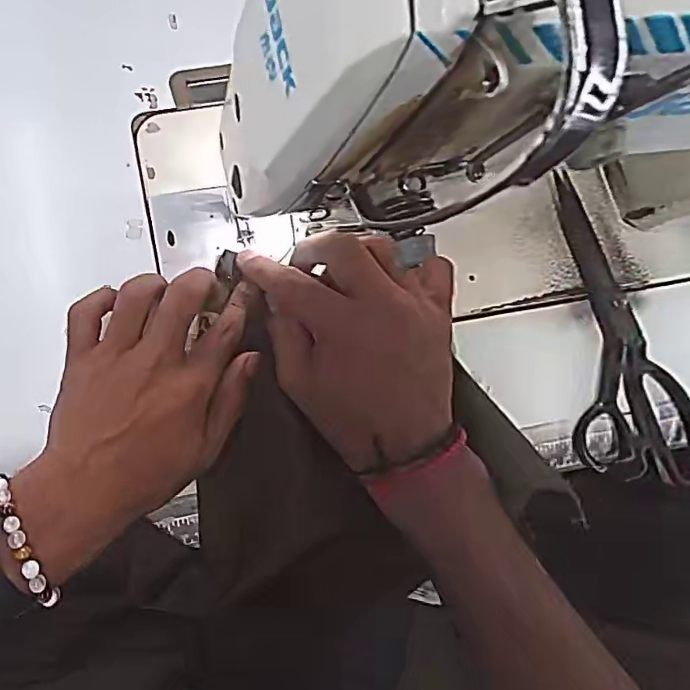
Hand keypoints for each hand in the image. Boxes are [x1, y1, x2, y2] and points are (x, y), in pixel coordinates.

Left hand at [11, 268, 259, 580]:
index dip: (237, 306)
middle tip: (202, 285)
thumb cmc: (140, 476)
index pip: (223, 329)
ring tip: (161, 289)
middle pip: (183, 297)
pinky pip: (86, 312)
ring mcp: (114, 357)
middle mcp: (153, 363)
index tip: (237, 300)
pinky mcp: (81, 358)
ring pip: (136, 294)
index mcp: (188, 386)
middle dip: (200, 281)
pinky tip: (113, 301)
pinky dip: (100, 298)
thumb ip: (230, 400)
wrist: (85, 489)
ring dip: (154, 283)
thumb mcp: (204, 449)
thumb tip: (247, 364)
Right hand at [236, 233, 456, 472]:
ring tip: (341, 272)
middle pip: (341, 244)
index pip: (291, 280)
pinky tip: (389, 281)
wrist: (406, 444)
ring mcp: (414, 304)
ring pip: (383, 246)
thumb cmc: (355, 420)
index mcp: (342, 325)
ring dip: (354, 253)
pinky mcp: (437, 311)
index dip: (263, 267)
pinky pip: (431, 265)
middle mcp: (382, 306)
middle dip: (309, 248)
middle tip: (298, 265)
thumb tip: (275, 302)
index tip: (252, 261)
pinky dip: (407, 265)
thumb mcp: (298, 383)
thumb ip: (283, 334)